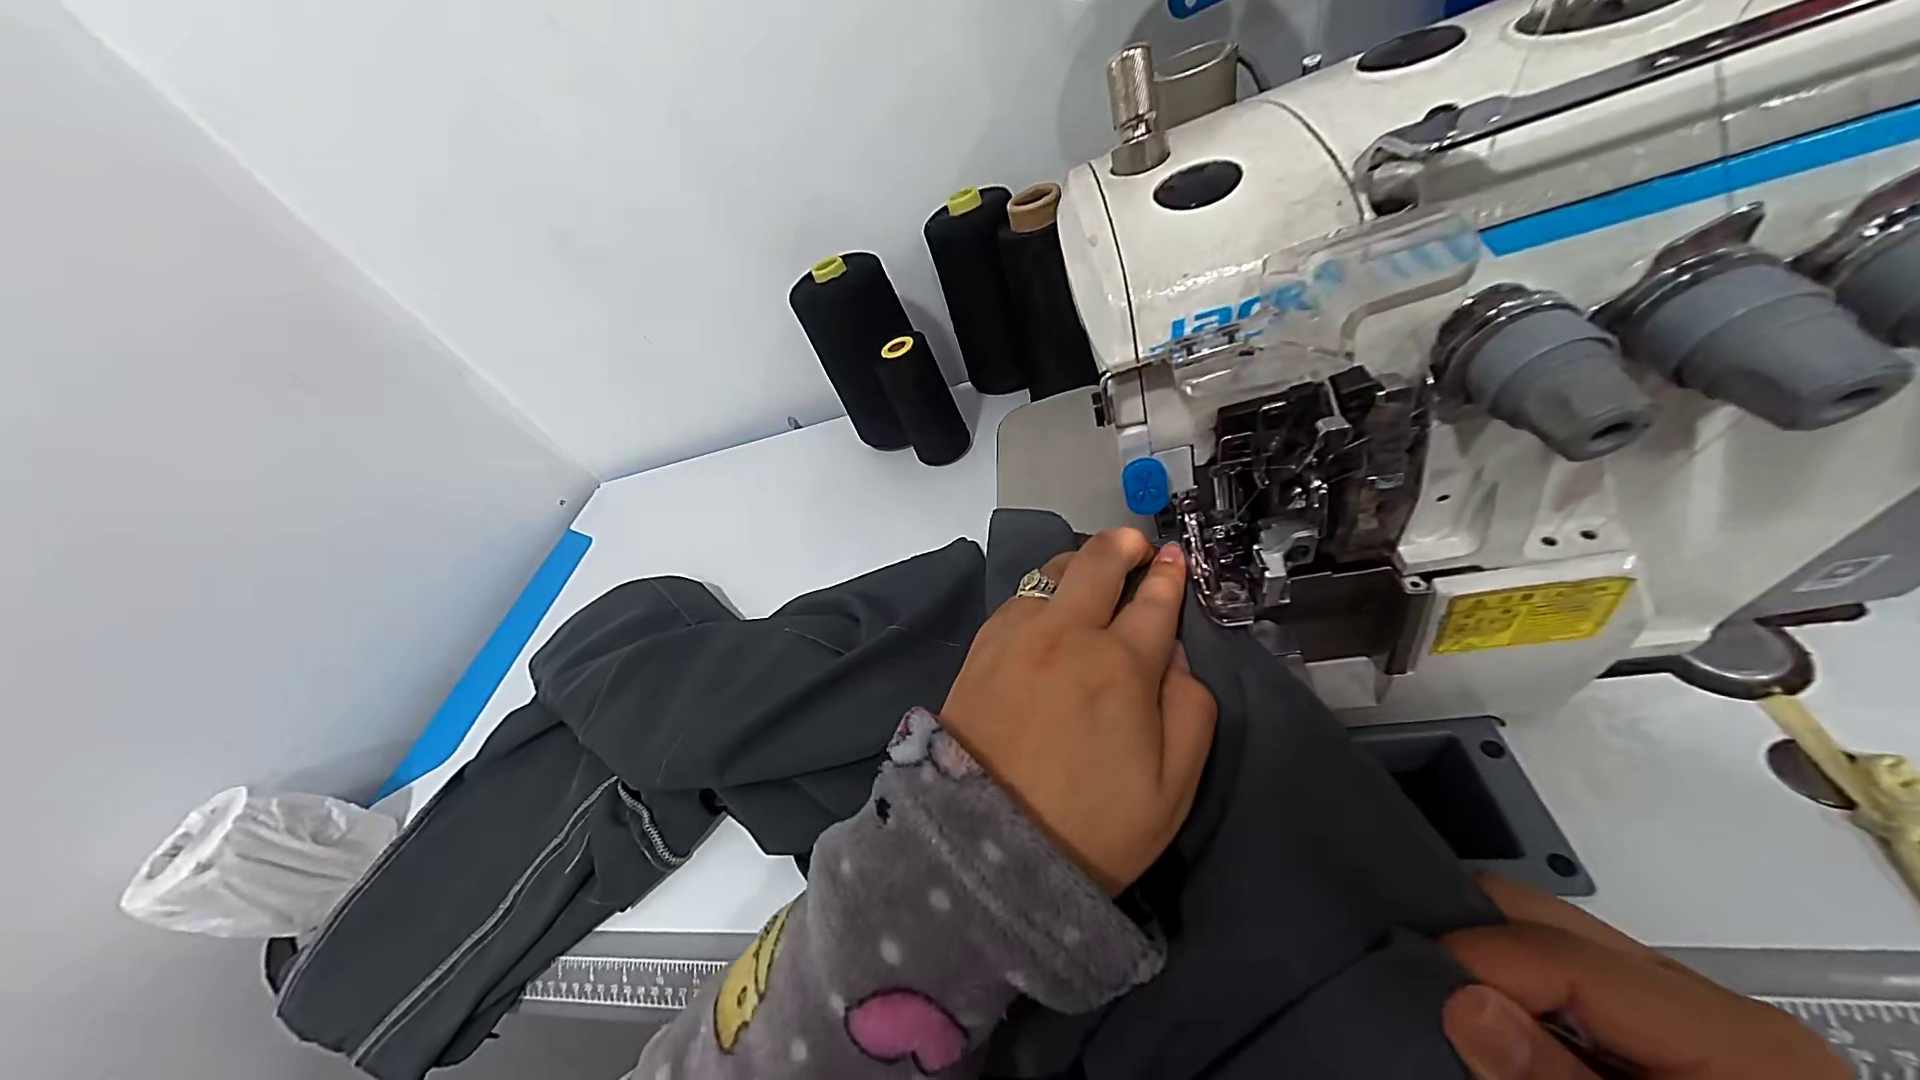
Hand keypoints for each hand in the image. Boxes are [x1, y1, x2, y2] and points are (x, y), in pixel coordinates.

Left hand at [939, 528, 1217, 894]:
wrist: (986, 845)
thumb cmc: (1089, 825)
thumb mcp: (1172, 786)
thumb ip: (1190, 709)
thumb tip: (1175, 655)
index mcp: (1120, 665)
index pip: (1153, 601)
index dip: (1169, 575)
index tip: (1175, 557)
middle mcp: (1066, 634)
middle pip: (1097, 563)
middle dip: (1123, 544)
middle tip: (1136, 544)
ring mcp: (1017, 635)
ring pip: (1052, 573)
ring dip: (1080, 563)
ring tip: (1093, 571)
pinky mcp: (982, 647)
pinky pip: (1019, 598)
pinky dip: (1042, 591)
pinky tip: (1049, 608)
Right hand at [1441, 876, 1845, 1078]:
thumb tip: (1462, 1002)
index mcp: (1739, 1036)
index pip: (1560, 950)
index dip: (1472, 958)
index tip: (1416, 991)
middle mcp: (1715, 1003)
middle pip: (1547, 918)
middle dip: (1471, 943)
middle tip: (1423, 991)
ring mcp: (1690, 1013)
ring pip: (1546, 936)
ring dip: (1490, 967)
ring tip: (1453, 1009)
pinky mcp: (1668, 1031)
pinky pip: (1566, 975)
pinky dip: (1519, 991)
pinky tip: (1499, 1025)